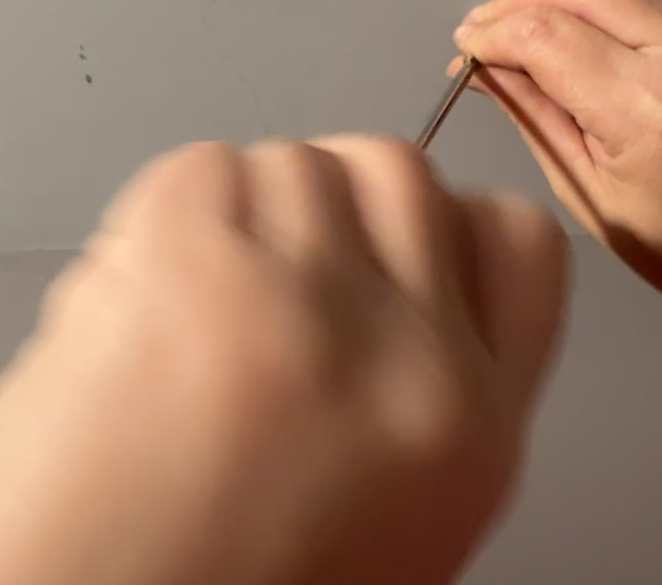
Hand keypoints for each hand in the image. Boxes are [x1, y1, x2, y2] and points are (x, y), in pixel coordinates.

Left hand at [0, 137, 568, 584]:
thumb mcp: (399, 501)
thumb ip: (424, 368)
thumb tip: (394, 262)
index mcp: (471, 423)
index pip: (517, 237)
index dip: (449, 220)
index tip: (390, 236)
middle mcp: (405, 347)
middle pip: (398, 166)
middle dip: (339, 197)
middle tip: (272, 266)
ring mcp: (296, 297)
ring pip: (296, 159)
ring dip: (244, 208)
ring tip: (194, 302)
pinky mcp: (185, 261)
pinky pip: (204, 166)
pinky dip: (173, 208)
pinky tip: (143, 289)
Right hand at [453, 0, 661, 303]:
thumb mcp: (584, 187)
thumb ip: (532, 112)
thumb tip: (483, 65)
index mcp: (647, 108)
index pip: (544, 35)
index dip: (491, 34)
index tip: (465, 51)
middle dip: (516, 0)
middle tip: (482, 30)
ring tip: (526, 24)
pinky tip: (581, 22)